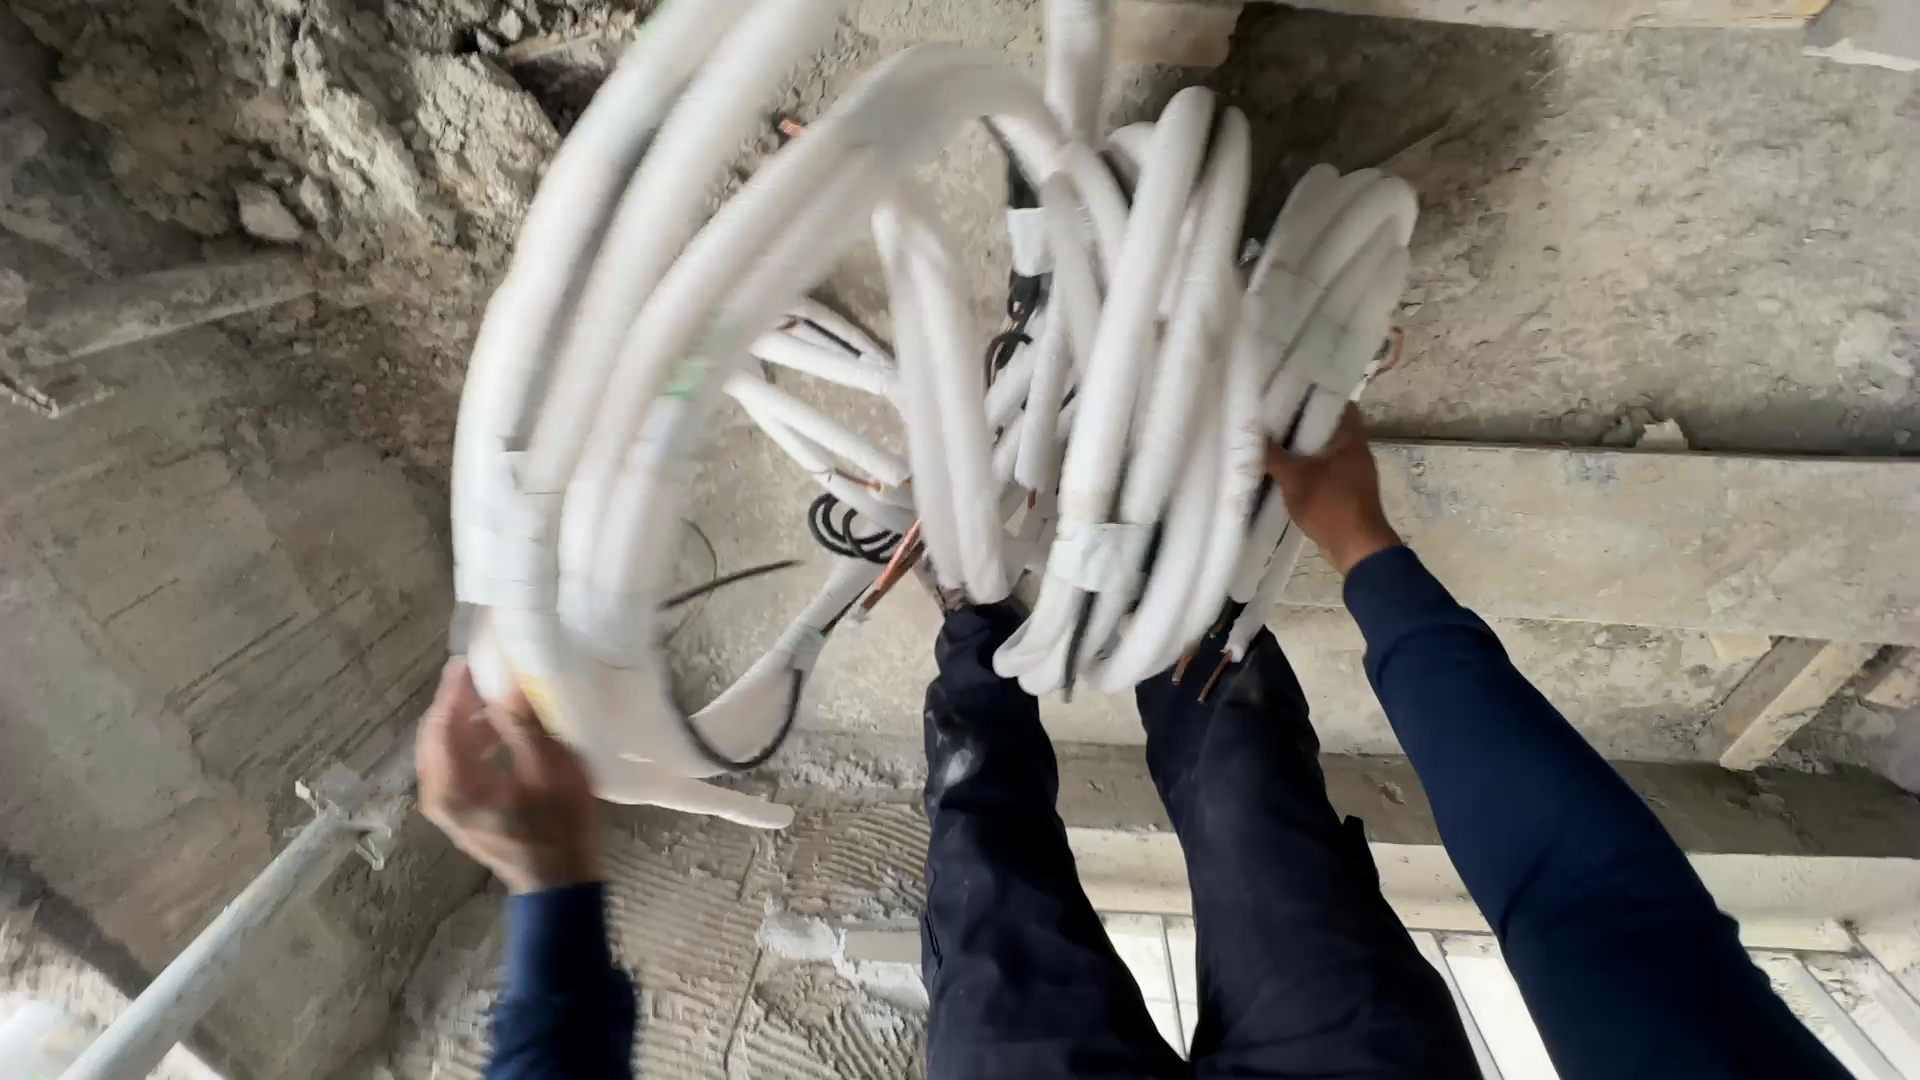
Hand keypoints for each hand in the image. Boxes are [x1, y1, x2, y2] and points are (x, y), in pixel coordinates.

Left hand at [416, 659, 600, 893]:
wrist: (561, 877)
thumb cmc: (558, 822)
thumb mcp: (548, 767)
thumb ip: (522, 723)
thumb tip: (506, 681)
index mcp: (453, 786)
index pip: (441, 725)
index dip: (455, 690)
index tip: (471, 659)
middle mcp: (439, 796)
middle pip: (438, 737)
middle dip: (459, 702)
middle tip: (485, 671)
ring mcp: (450, 806)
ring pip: (448, 750)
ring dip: (469, 720)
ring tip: (499, 695)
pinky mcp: (466, 811)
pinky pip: (460, 764)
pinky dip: (476, 741)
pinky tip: (504, 731)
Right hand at [1265, 404, 1401, 576]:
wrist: (1355, 546)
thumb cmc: (1330, 504)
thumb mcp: (1295, 477)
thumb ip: (1273, 455)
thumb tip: (1251, 434)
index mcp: (1351, 440)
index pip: (1341, 406)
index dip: (1319, 398)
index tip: (1292, 396)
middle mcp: (1356, 452)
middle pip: (1329, 429)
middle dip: (1303, 425)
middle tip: (1273, 420)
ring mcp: (1352, 474)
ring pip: (1324, 452)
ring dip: (1302, 450)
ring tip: (1273, 445)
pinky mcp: (1345, 493)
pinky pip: (1323, 472)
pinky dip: (1306, 470)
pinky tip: (1284, 474)